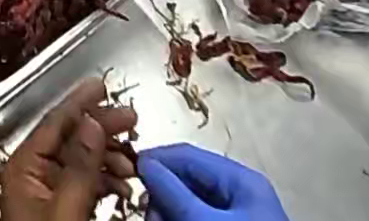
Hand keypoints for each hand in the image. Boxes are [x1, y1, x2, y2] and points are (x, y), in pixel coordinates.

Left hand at [3, 79, 138, 220]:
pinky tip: (124, 183)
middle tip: (134, 119)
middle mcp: (30, 173)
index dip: (80, 102)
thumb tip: (91, 121)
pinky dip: (104, 180)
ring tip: (134, 159)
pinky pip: (82, 186)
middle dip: (100, 127)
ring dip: (106, 155)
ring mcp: (45, 195)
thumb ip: (80, 167)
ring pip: (78, 161)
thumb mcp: (68, 212)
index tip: (103, 84)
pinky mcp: (60, 215)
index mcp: (23, 165)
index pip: (54, 123)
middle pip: (68, 139)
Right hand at [138, 144, 289, 220]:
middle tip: (150, 218)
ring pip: (188, 205)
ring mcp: (237, 219)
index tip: (128, 171)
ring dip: (168, 215)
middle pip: (185, 181)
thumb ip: (172, 191)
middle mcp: (239, 196)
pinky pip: (196, 220)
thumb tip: (144, 164)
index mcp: (240, 181)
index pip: (186, 155)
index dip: (155, 160)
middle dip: (162, 198)